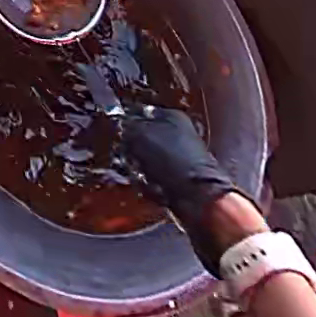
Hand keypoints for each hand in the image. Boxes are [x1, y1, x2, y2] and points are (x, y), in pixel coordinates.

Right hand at [119, 106, 248, 270]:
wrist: (201, 205)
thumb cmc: (171, 163)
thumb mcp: (139, 136)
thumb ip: (126, 126)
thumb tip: (118, 124)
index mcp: (173, 116)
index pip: (141, 111)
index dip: (125, 121)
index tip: (114, 130)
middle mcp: (182, 135)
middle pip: (145, 136)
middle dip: (132, 147)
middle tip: (123, 154)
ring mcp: (185, 160)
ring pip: (150, 160)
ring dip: (139, 167)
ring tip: (135, 173)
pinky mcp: (185, 184)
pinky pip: (157, 179)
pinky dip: (150, 184)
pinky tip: (147, 187)